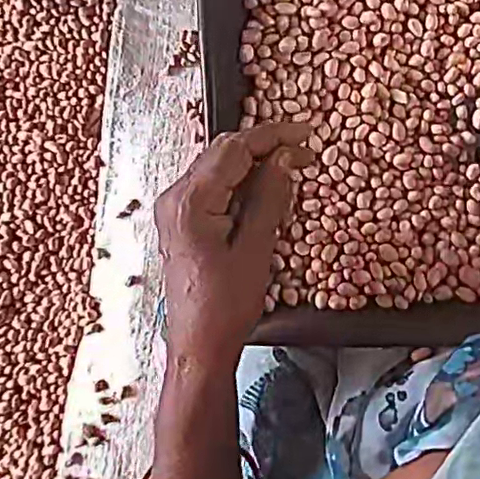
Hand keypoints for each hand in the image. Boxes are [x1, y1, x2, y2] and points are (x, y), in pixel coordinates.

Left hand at [155, 122, 310, 364]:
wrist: (198, 344)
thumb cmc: (225, 306)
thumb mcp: (255, 248)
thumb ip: (268, 196)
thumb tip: (284, 158)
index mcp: (190, 202)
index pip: (234, 148)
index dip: (272, 136)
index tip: (304, 134)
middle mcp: (176, 198)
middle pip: (223, 152)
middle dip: (265, 147)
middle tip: (303, 151)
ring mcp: (175, 209)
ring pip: (219, 167)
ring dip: (254, 163)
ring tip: (290, 168)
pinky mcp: (182, 220)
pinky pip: (214, 187)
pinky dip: (242, 182)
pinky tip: (265, 190)